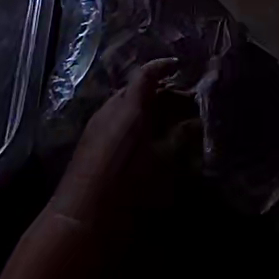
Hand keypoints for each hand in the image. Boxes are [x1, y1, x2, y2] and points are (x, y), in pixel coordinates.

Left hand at [47, 60, 194, 232]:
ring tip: (170, 121)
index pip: (145, 74)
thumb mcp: (163, 162)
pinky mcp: (91, 141)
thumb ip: (180, 137)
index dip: (162, 66)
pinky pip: (116, 120)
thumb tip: (194, 122)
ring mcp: (97, 124)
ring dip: (146, 108)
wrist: (84, 212)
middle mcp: (110, 108)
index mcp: (128, 106)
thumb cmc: (129, 184)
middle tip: (184, 102)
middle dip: (160, 92)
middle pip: (136, 90)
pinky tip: (147, 138)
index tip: (179, 65)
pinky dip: (134, 121)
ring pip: (125, 106)